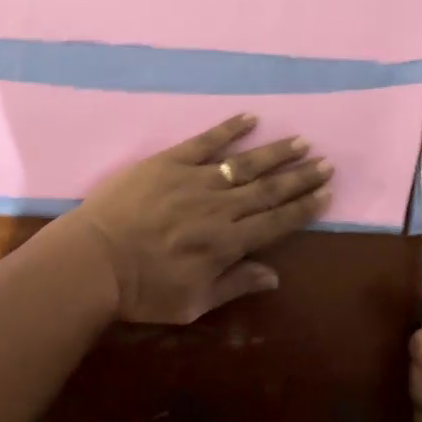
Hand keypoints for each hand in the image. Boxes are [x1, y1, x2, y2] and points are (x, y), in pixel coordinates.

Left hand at [60, 114, 333, 324]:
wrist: (95, 260)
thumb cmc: (143, 290)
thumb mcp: (193, 303)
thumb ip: (234, 285)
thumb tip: (274, 275)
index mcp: (227, 243)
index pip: (276, 222)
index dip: (303, 207)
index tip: (326, 193)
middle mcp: (219, 207)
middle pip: (268, 189)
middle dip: (299, 177)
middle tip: (325, 163)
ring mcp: (195, 180)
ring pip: (244, 163)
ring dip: (275, 152)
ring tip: (300, 141)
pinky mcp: (170, 161)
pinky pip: (206, 141)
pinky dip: (229, 128)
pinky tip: (250, 118)